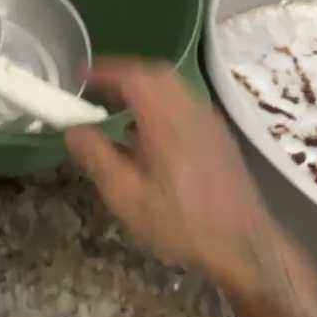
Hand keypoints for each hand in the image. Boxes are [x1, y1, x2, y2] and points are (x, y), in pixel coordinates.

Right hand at [65, 57, 274, 290]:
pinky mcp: (217, 138)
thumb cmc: (181, 224)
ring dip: (141, 91)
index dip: (104, 71)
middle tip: (93, 91)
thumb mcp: (127, 196)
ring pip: (173, 89)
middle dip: (122, 77)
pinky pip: (183, 105)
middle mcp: (192, 112)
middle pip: (156, 75)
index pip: (135, 76)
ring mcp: (209, 123)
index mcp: (168, 121)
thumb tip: (72, 128)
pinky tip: (143, 136)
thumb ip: (97, 157)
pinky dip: (157, 106)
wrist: (243, 246)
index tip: (78, 78)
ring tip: (113, 111)